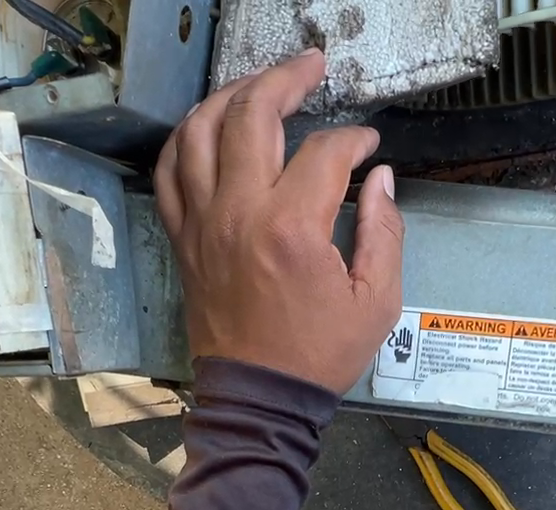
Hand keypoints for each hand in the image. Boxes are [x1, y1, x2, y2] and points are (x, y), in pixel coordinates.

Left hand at [154, 50, 403, 392]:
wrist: (260, 398)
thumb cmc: (320, 356)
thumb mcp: (377, 304)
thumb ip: (385, 235)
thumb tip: (381, 181)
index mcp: (293, 228)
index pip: (325, 153)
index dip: (354, 140)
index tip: (369, 145)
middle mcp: (240, 211)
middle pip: (253, 114)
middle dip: (287, 78)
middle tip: (312, 66)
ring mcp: (203, 223)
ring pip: (201, 129)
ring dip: (232, 95)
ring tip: (260, 86)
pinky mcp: (184, 239)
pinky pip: (170, 171)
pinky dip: (187, 138)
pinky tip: (208, 129)